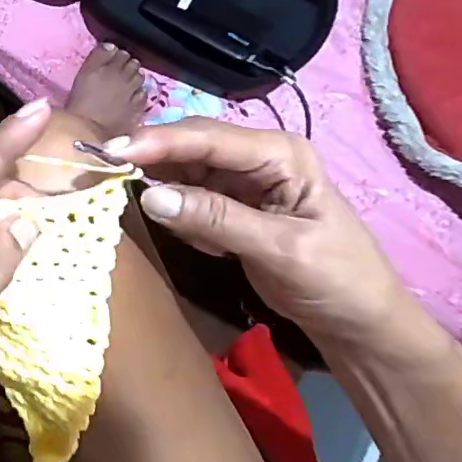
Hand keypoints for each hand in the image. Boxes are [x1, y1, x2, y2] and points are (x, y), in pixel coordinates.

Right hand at [104, 118, 408, 345]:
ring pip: (183, 170)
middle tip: (101, 167)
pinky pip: (188, 197)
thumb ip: (216, 219)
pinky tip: (205, 244)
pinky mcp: (231, 204)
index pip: (208, 139)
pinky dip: (181, 214)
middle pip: (190, 146)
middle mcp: (257, 157)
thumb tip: (149, 195)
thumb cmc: (338, 280)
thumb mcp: (282, 250)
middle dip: (149, 156)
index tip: (112, 150)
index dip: (157, 141)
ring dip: (162, 187)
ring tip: (155, 212)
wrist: (359, 322)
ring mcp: (243, 180)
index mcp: (280, 154)